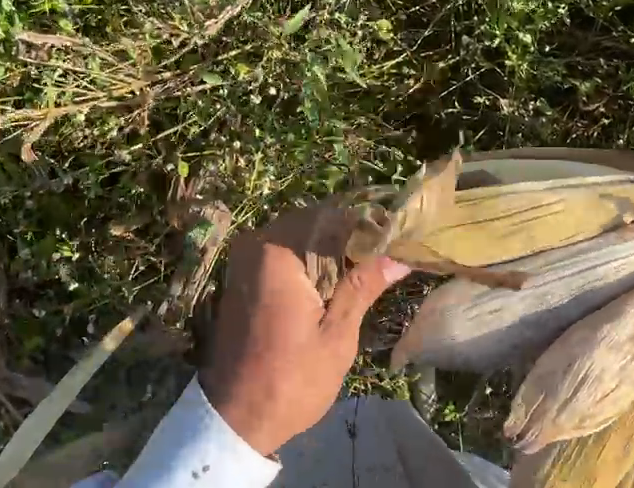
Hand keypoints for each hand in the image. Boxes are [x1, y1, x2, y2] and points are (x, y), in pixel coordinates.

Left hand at [199, 206, 411, 454]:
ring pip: (298, 236)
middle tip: (385, 252)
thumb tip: (398, 257)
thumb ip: (363, 287)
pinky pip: (281, 252)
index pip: (331, 215)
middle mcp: (256, 243)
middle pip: (312, 221)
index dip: (365, 224)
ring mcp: (244, 258)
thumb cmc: (291, 380)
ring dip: (329, 247)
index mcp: (278, 250)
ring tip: (367, 266)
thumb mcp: (336, 335)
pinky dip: (308, 259)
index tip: (395, 236)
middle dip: (348, 234)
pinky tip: (334, 278)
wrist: (236, 417)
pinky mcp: (242, 275)